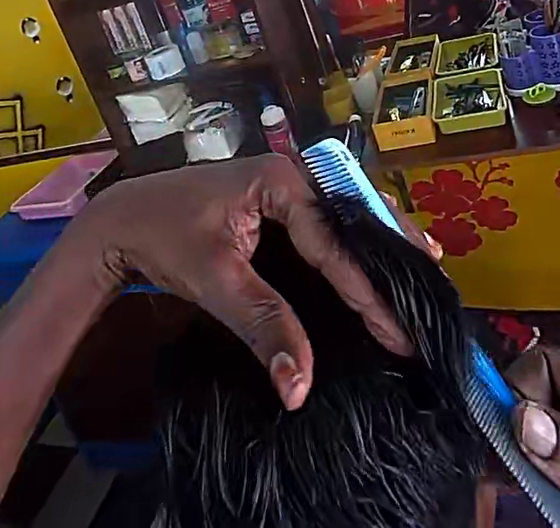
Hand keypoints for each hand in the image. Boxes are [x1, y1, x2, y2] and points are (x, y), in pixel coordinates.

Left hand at [61, 154, 438, 409]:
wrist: (125, 216)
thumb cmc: (165, 237)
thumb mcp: (215, 280)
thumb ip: (262, 324)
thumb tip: (299, 386)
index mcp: (279, 181)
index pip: (334, 240)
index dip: (367, 291)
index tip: (400, 332)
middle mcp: (290, 173)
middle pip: (352, 212)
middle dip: (391, 245)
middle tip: (434, 278)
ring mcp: (284, 182)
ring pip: (343, 209)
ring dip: (379, 235)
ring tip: (422, 258)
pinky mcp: (276, 199)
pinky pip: (325, 215)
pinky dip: (353, 235)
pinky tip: (377, 247)